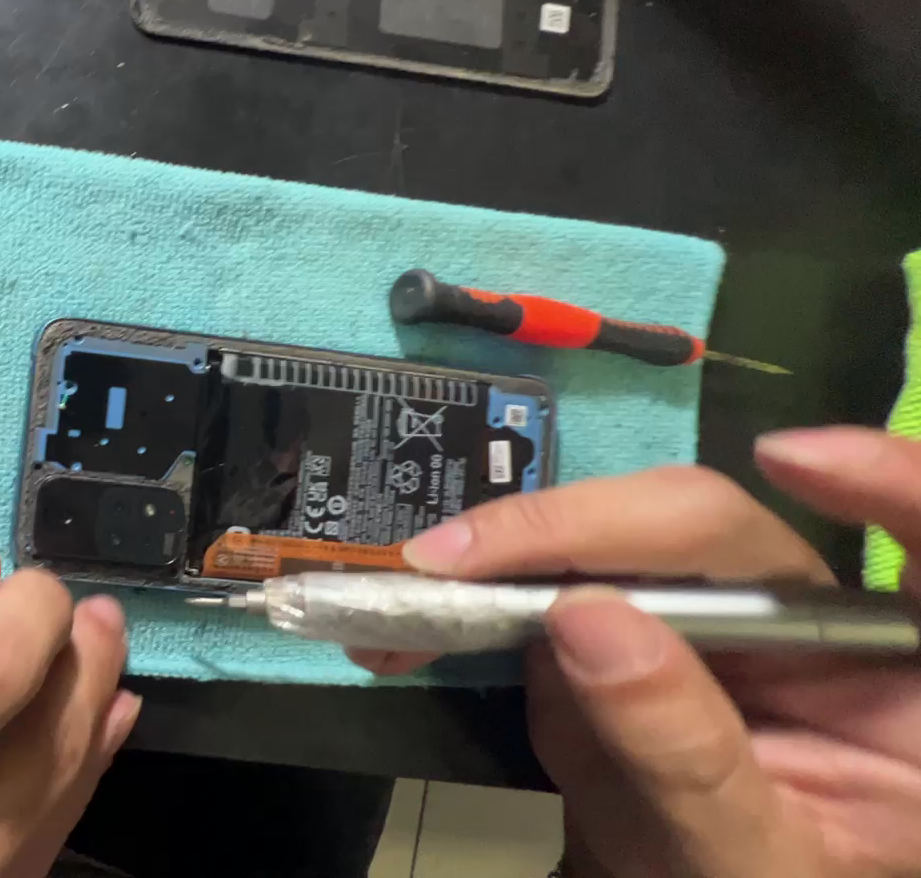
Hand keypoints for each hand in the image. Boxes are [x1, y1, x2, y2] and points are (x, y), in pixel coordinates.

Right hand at [356, 426, 920, 876]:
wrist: (655, 875)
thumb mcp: (731, 858)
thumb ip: (681, 753)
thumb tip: (586, 613)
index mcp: (900, 685)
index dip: (895, 486)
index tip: (790, 456)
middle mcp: (805, 613)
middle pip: (711, 521)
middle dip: (581, 524)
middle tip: (462, 556)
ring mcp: (697, 587)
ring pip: (610, 518)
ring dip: (505, 539)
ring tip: (422, 578)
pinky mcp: (614, 581)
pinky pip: (545, 547)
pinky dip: (472, 564)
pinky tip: (420, 591)